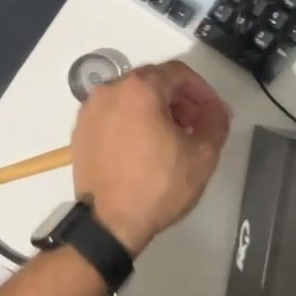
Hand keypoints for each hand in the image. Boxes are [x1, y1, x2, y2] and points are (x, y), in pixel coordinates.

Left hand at [70, 61, 230, 254]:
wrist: (110, 223)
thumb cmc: (159, 185)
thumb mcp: (203, 154)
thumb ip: (216, 121)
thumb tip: (216, 109)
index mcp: (139, 88)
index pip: (178, 73)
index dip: (201, 90)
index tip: (213, 112)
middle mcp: (109, 90)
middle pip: (151, 82)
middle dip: (178, 99)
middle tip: (195, 124)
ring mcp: (89, 111)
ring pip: (129, 97)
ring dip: (154, 109)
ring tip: (170, 137)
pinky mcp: (79, 132)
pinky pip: (112, 115)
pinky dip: (130, 121)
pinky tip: (143, 147)